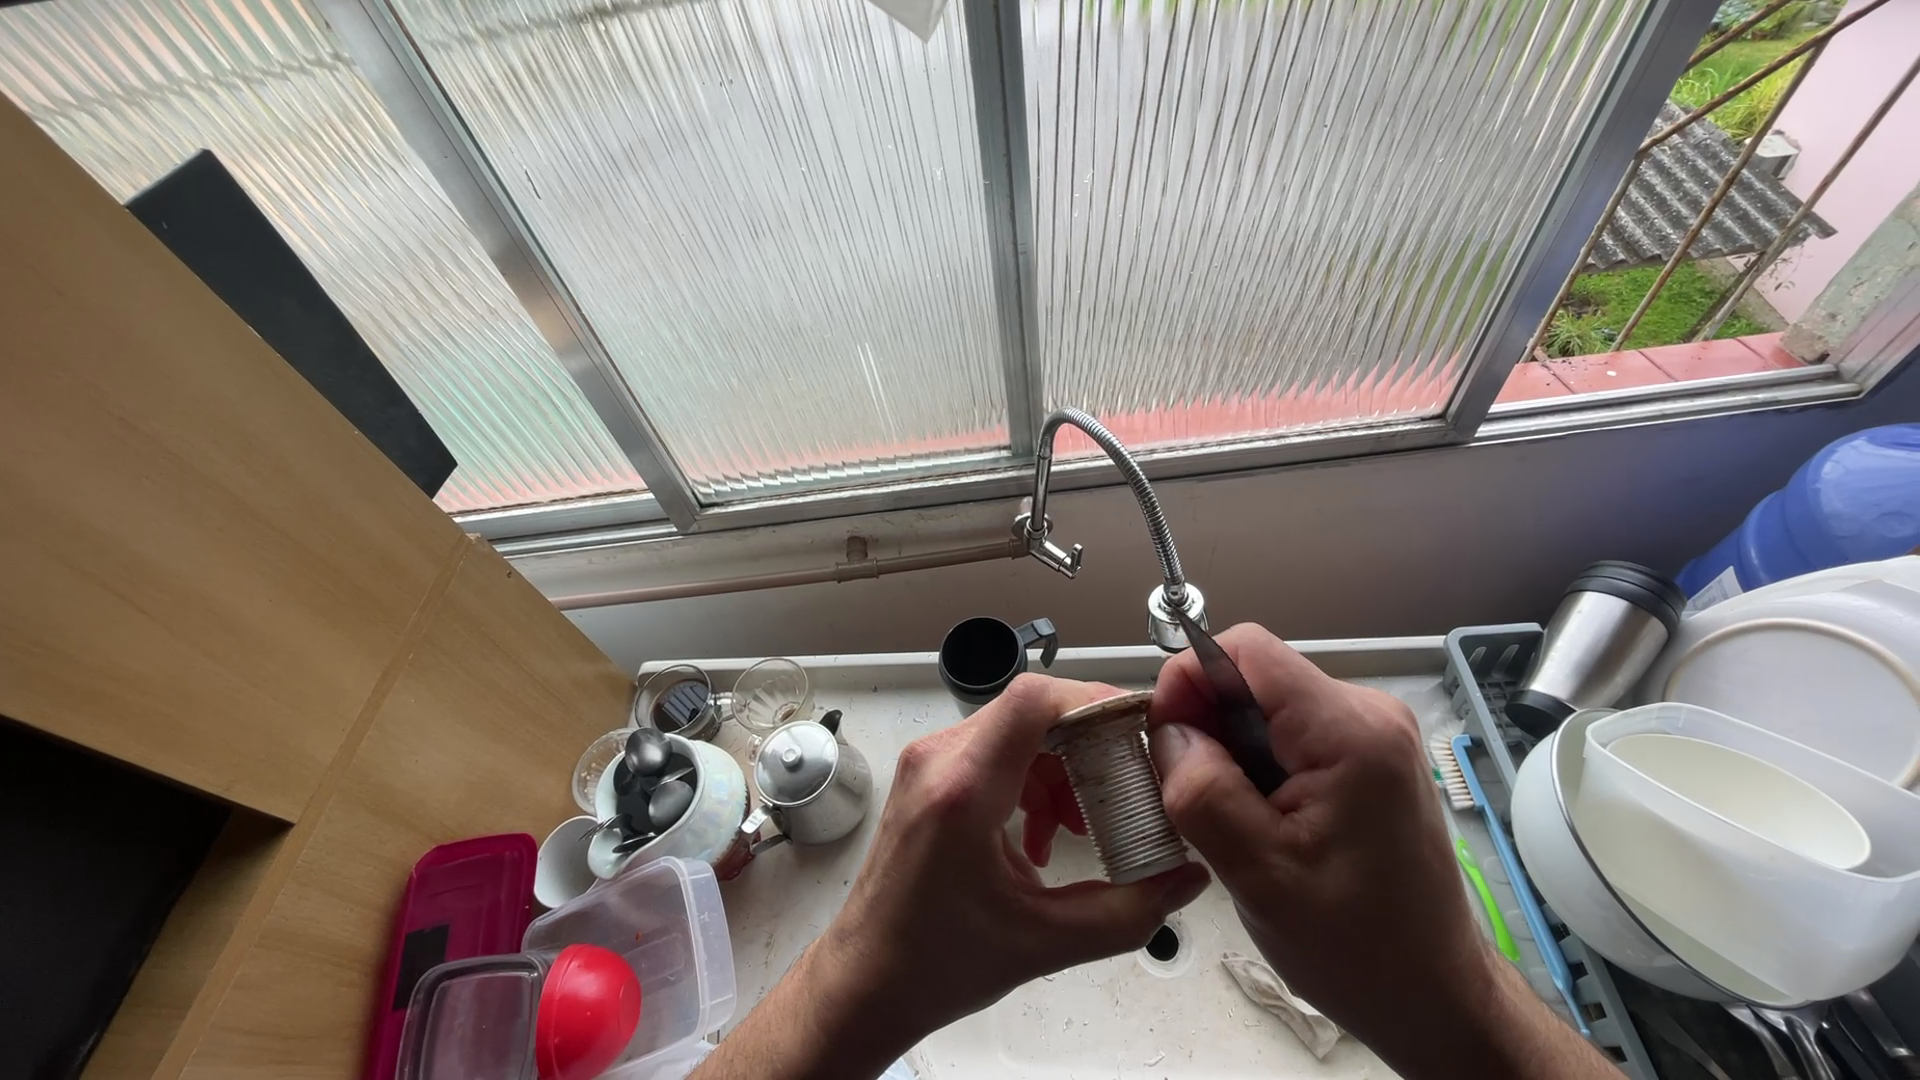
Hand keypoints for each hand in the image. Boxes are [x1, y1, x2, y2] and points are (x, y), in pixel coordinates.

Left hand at [699, 675, 1210, 1079]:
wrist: (865, 979)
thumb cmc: (936, 963)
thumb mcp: (1045, 943)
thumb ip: (1128, 911)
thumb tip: (1189, 876)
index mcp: (963, 791)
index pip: (1032, 700)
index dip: (1093, 700)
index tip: (1137, 728)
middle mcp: (939, 759)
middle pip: (1031, 710)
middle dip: (1087, 744)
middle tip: (1122, 790)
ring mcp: (929, 762)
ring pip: (1016, 729)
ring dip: (1061, 766)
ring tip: (1079, 826)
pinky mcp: (929, 774)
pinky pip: (995, 749)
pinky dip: (1033, 777)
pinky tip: (1043, 833)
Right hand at [1149, 625, 1618, 1078]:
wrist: (1433, 995)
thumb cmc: (1357, 946)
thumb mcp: (1260, 876)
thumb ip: (1203, 793)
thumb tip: (1167, 733)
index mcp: (1350, 732)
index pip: (1246, 649)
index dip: (1189, 677)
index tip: (1162, 735)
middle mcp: (1367, 714)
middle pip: (1252, 675)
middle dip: (1202, 720)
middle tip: (1183, 788)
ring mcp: (1370, 732)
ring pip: (1262, 703)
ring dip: (1223, 745)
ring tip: (1220, 811)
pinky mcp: (1364, 754)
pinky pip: (1283, 728)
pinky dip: (1249, 759)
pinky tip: (1250, 812)